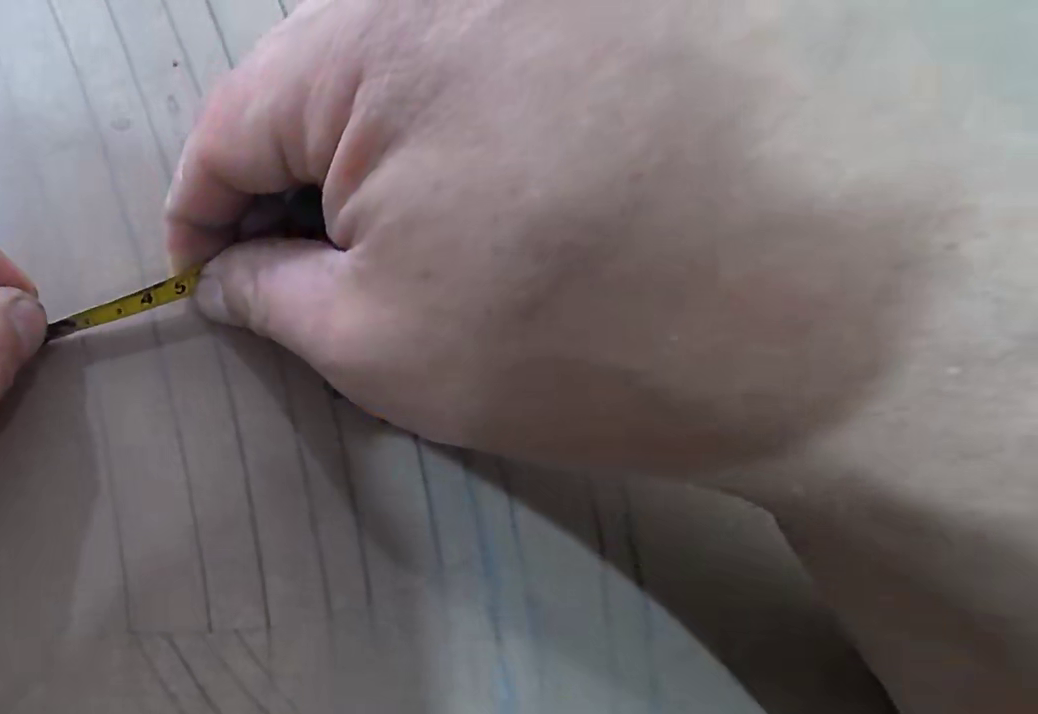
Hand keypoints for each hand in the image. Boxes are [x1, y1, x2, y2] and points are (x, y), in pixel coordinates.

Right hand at [167, 0, 944, 479]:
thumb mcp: (362, 339)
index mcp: (382, 40)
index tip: (199, 281)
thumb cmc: (559, 346)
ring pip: (383, 66)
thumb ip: (260, 293)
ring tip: (361, 251)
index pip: (226, 123)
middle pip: (301, 83)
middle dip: (269, 189)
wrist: (844, 328)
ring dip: (346, 162)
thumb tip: (212, 277)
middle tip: (278, 275)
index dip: (194, 215)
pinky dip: (423, 132)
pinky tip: (444, 202)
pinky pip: (467, 51)